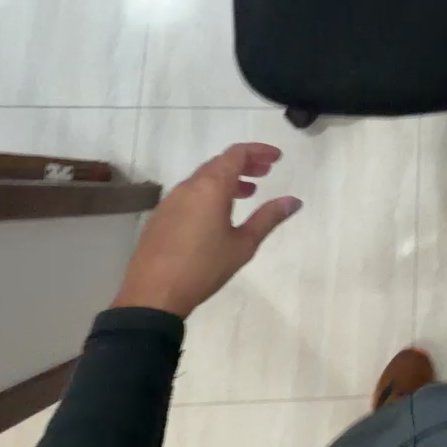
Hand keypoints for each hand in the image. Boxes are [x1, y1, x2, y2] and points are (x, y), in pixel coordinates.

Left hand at [111, 143, 302, 318]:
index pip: (237, 154)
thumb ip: (268, 218)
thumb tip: (294, 201)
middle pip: (219, 162)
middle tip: (266, 172)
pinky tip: (218, 214)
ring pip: (203, 177)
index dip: (258, 151)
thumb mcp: (243, 244)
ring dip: (227, 179)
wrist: (152, 296)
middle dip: (245, 163)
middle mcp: (189, 187)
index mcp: (211, 187)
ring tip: (247, 193)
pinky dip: (210, 192)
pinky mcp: (160, 217)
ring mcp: (171, 201)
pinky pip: (190, 192)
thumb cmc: (203, 267)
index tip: (277, 158)